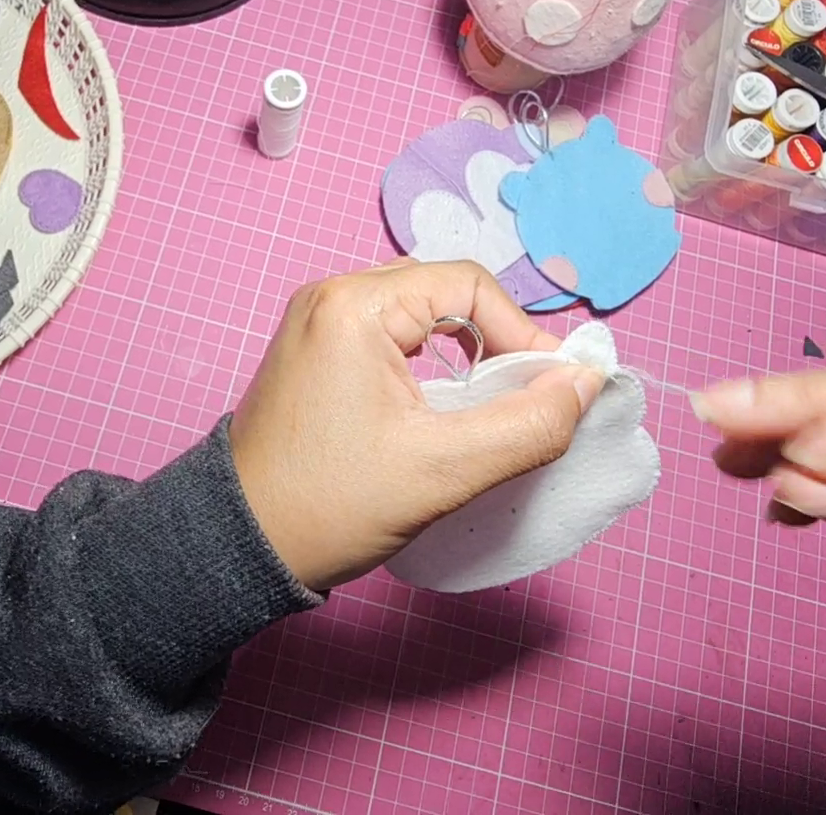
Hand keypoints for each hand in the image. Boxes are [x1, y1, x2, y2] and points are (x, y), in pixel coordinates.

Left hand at [230, 260, 605, 590]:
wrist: (242, 541)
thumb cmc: (330, 504)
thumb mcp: (444, 469)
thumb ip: (528, 424)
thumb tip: (583, 382)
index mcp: (354, 305)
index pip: (467, 284)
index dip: (522, 331)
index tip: (551, 388)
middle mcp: (330, 296)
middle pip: (442, 292)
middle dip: (493, 339)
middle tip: (520, 396)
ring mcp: (316, 321)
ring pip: (418, 312)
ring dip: (462, 350)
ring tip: (484, 402)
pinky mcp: (314, 348)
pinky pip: (388, 332)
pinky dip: (426, 359)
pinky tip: (439, 400)